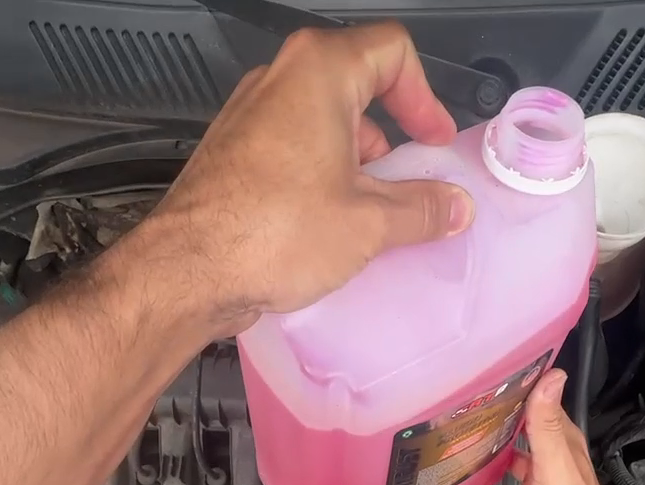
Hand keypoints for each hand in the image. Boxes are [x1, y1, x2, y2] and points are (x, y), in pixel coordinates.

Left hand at [142, 24, 475, 333]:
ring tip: (371, 219)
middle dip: (392, 142)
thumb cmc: (268, 232)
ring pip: (324, 127)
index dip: (426, 98)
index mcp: (320, 72)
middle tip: (410, 186)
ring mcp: (252, 118)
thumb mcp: (368, 224)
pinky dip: (323, 182)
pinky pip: (294, 155)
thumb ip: (421, 210)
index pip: (393, 53)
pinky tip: (331, 229)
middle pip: (358, 91)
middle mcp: (280, 82)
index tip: (434, 141)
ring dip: (357, 168)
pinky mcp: (236, 157)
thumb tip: (453, 207)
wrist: (191, 271)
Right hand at [471, 369, 632, 484]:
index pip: (539, 409)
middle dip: (495, 425)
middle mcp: (547, 462)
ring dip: (485, 457)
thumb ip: (546, 422)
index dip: (518, 394)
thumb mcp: (555, 461)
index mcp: (560, 444)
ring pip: (505, 465)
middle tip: (464, 413)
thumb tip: (551, 377)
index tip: (492, 382)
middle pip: (518, 436)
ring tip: (457, 445)